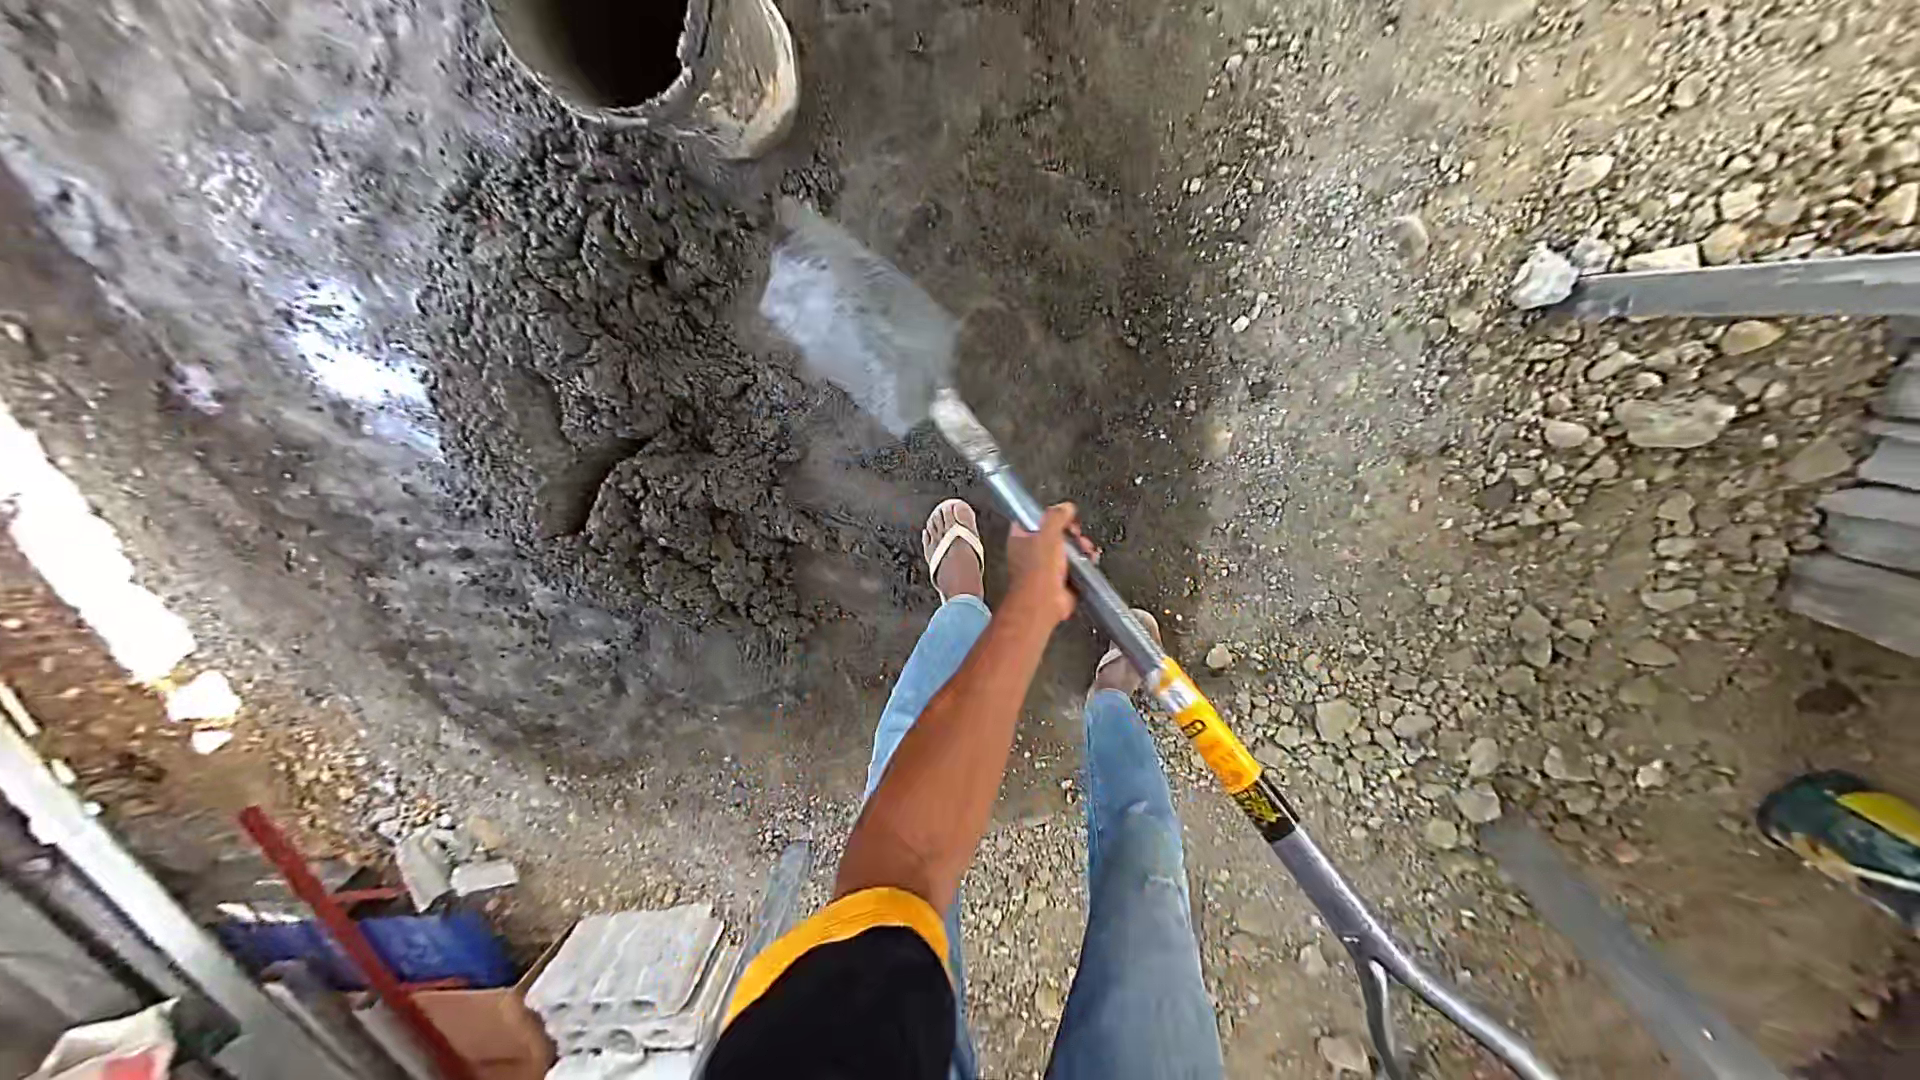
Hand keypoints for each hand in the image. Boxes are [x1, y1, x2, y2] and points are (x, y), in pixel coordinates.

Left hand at [1005, 503, 1096, 623]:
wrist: (1044, 602)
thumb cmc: (1039, 568)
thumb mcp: (1048, 534)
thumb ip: (1056, 517)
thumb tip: (1066, 506)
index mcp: (1020, 538)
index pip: (1033, 519)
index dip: (1049, 515)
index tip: (1064, 515)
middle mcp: (1030, 552)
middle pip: (1055, 534)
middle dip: (1071, 533)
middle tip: (1077, 535)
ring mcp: (1045, 567)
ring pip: (1067, 550)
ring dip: (1080, 547)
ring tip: (1087, 549)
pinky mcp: (1060, 580)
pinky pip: (1075, 566)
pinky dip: (1085, 563)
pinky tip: (1092, 559)